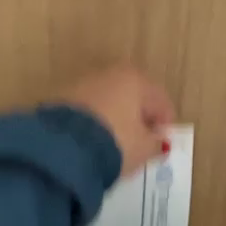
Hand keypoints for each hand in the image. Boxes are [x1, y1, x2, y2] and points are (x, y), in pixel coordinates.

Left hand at [58, 66, 176, 177]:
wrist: (63, 149)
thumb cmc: (115, 144)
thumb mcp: (143, 150)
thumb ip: (156, 144)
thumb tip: (159, 142)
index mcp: (135, 80)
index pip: (160, 101)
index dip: (164, 125)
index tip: (162, 144)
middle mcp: (109, 74)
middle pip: (132, 97)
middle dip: (137, 120)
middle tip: (140, 145)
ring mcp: (82, 84)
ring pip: (107, 103)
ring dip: (114, 120)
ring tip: (114, 146)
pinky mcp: (61, 99)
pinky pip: (87, 112)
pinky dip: (93, 124)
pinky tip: (93, 143)